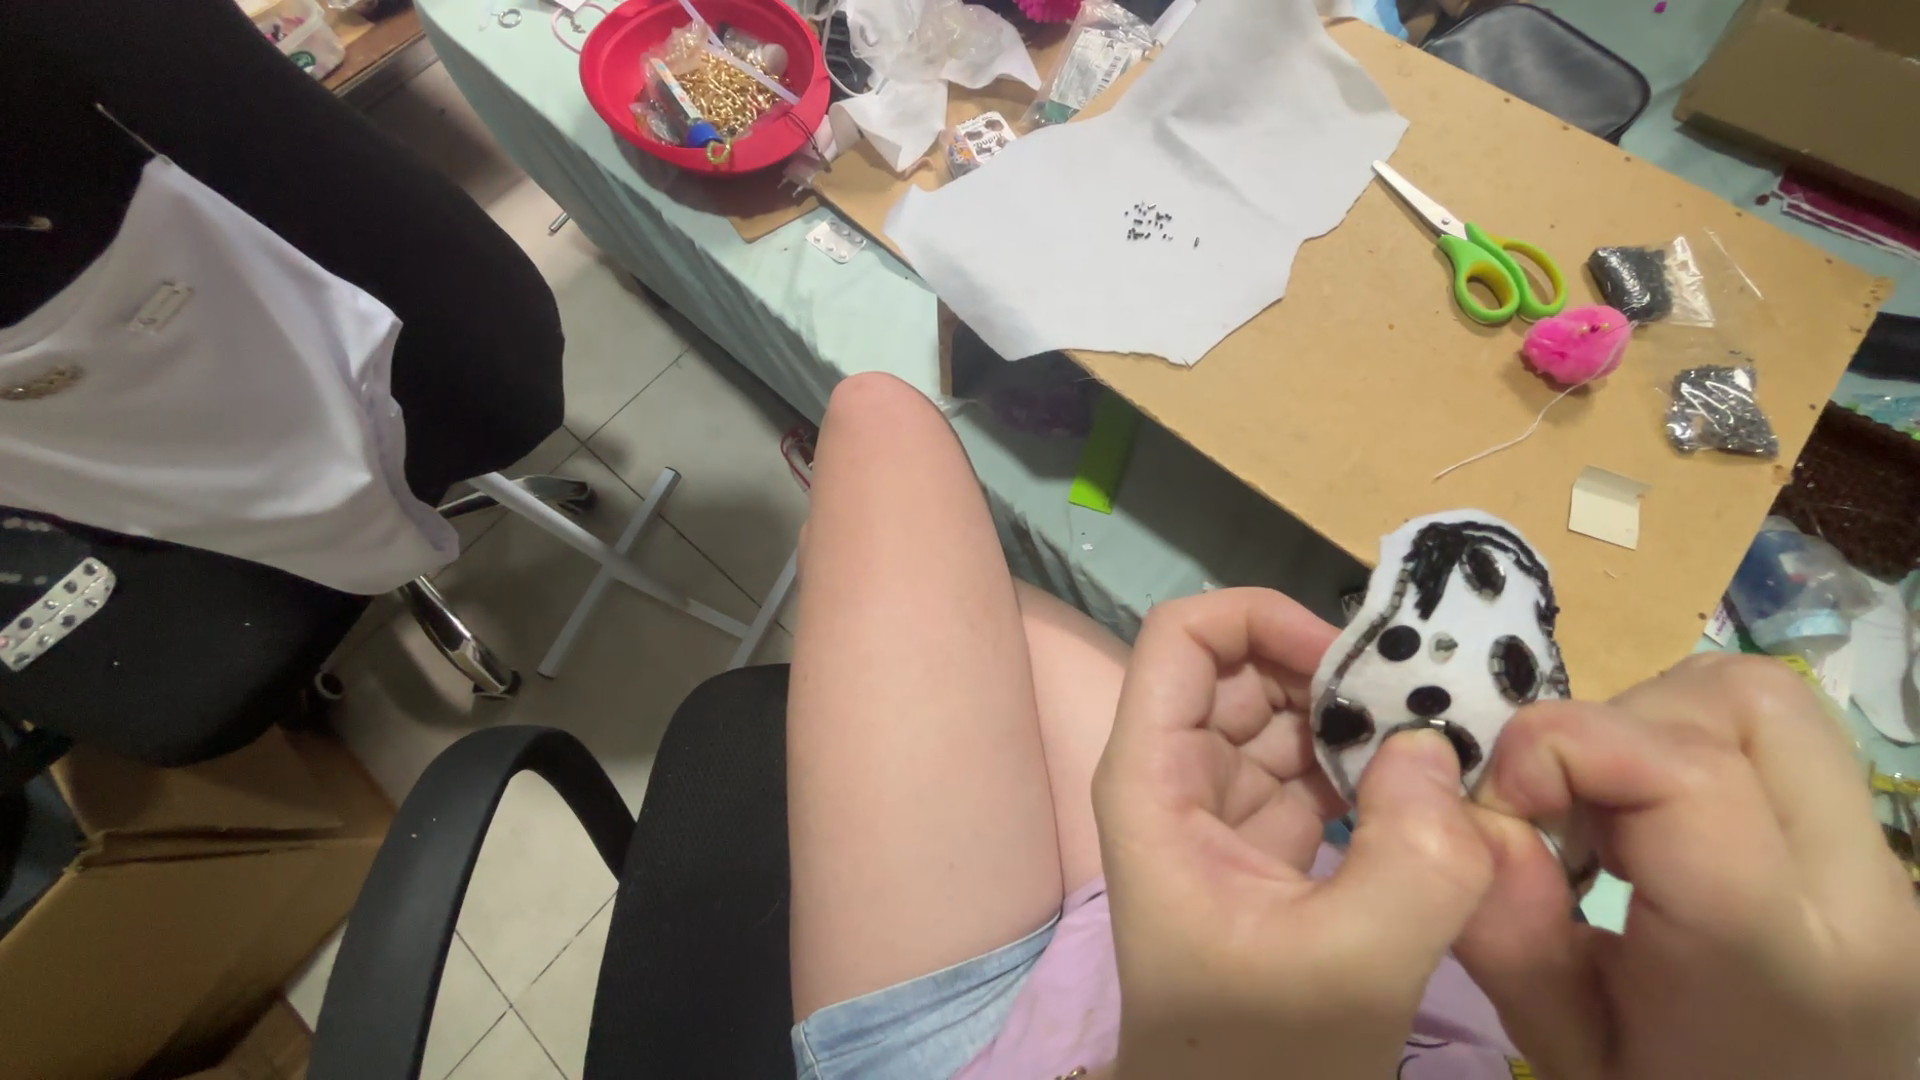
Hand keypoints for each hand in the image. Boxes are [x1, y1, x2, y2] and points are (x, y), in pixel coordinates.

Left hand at [1093, 588, 1495, 1079]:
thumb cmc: (1260, 1056)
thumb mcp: (1349, 968)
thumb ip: (1412, 858)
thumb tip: (1434, 750)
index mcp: (1151, 776)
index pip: (1181, 637)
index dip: (1259, 620)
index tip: (1350, 662)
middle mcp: (1172, 771)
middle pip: (1237, 666)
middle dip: (1325, 668)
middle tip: (1425, 702)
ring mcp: (1215, 800)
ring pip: (1276, 711)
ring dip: (1353, 717)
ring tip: (1442, 741)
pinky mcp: (1259, 833)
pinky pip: (1306, 764)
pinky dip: (1363, 763)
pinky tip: (1425, 785)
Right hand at [1457, 653, 1919, 1079]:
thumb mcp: (1557, 1042)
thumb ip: (1507, 928)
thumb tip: (1471, 810)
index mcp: (1780, 959)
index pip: (1683, 772)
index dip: (1560, 747)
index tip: (1501, 802)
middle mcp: (1864, 897)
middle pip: (1740, 703)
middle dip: (1609, 725)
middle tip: (1558, 805)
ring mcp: (1885, 867)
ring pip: (1756, 699)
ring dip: (1642, 726)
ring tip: (1600, 807)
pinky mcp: (1868, 847)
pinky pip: (1764, 734)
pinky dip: (1674, 740)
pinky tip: (1643, 816)